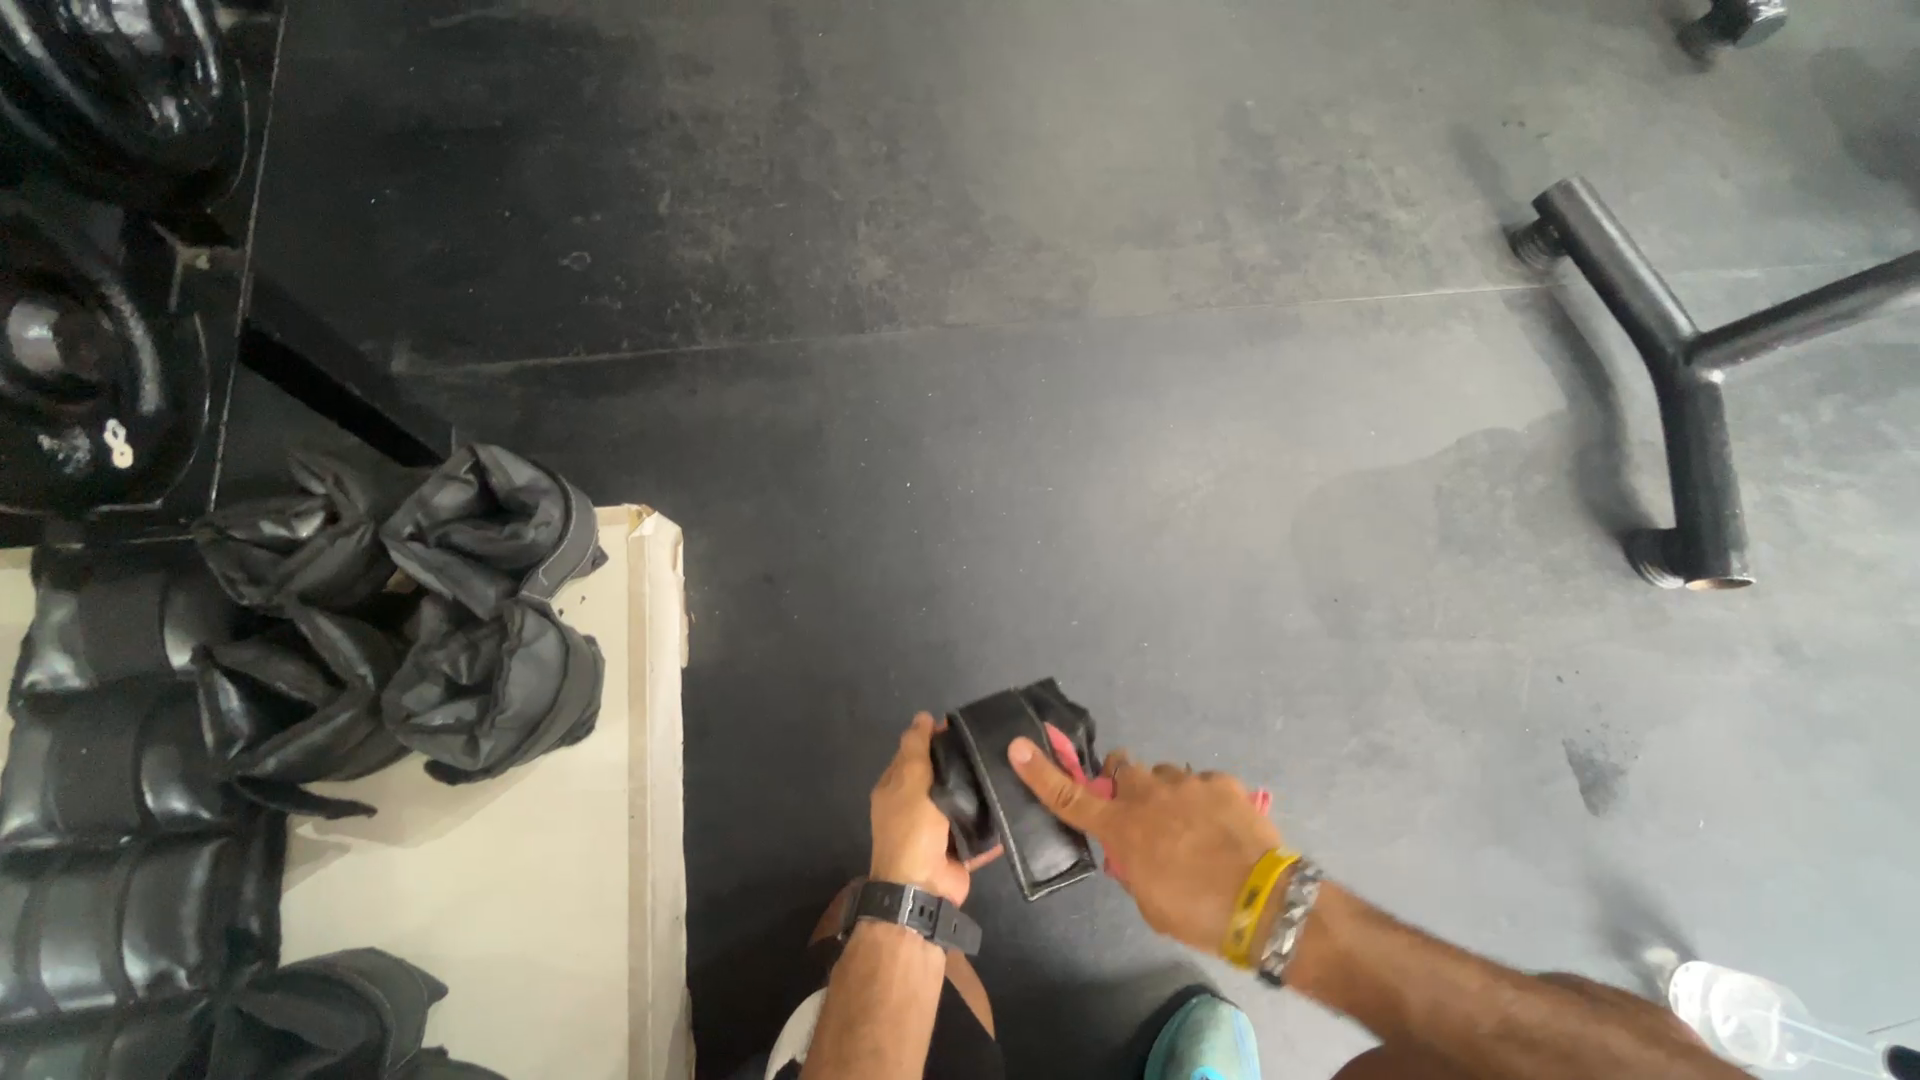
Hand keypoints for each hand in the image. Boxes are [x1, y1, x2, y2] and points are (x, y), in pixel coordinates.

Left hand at [870, 713, 998, 904]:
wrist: (923, 888)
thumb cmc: (911, 829)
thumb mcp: (909, 781)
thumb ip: (916, 748)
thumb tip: (923, 716)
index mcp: (897, 788)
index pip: (915, 752)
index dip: (934, 737)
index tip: (964, 725)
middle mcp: (916, 806)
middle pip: (942, 775)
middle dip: (963, 762)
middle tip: (994, 744)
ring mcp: (939, 829)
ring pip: (963, 800)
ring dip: (982, 789)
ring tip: (1010, 767)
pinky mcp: (961, 847)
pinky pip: (980, 828)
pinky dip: (993, 820)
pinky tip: (1014, 800)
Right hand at [1007, 738, 1282, 951]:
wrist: (1264, 905)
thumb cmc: (1197, 913)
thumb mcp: (1149, 901)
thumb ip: (1134, 869)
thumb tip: (1134, 855)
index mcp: (1122, 827)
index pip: (1069, 797)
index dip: (1040, 773)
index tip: (1018, 747)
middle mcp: (1147, 794)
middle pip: (1122, 767)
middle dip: (1125, 783)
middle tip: (1144, 812)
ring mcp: (1186, 783)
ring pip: (1165, 776)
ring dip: (1169, 796)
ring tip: (1195, 828)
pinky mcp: (1222, 782)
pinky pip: (1204, 784)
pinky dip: (1207, 801)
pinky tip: (1224, 829)